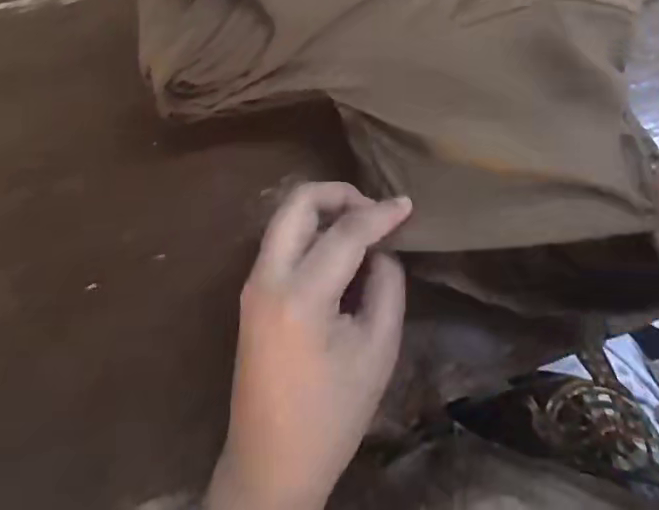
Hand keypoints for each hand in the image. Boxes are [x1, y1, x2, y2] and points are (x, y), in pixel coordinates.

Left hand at [208, 183, 412, 509]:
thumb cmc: (332, 416)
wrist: (270, 465)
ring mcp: (252, 285)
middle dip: (340, 194)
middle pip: (298, 203)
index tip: (408, 204)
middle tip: (375, 210)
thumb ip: (386, 286)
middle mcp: (267, 279)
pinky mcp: (251, 294)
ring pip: (285, 216)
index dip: (381, 213)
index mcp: (300, 297)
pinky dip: (310, 229)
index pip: (345, 232)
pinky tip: (339, 247)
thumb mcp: (377, 351)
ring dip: (324, 209)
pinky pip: (281, 240)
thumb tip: (382, 250)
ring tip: (363, 226)